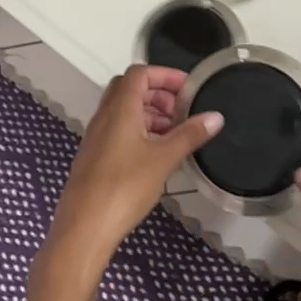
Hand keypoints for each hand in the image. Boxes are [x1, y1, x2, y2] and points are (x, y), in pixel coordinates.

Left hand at [48, 65, 223, 271]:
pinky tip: (155, 153)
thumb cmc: (125, 186)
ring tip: (174, 133)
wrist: (84, 227)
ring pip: (123, 110)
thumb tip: (216, 116)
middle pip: (130, 88)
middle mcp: (104, 115)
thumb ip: (190, 135)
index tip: (189, 88)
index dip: (165, 74)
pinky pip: (118, 129)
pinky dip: (138, 130)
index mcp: (120, 107)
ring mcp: (96, 136)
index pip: (140, 73)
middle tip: (182, 110)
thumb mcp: (164, 159)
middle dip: (158, 93)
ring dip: (149, 113)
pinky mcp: (94, 156)